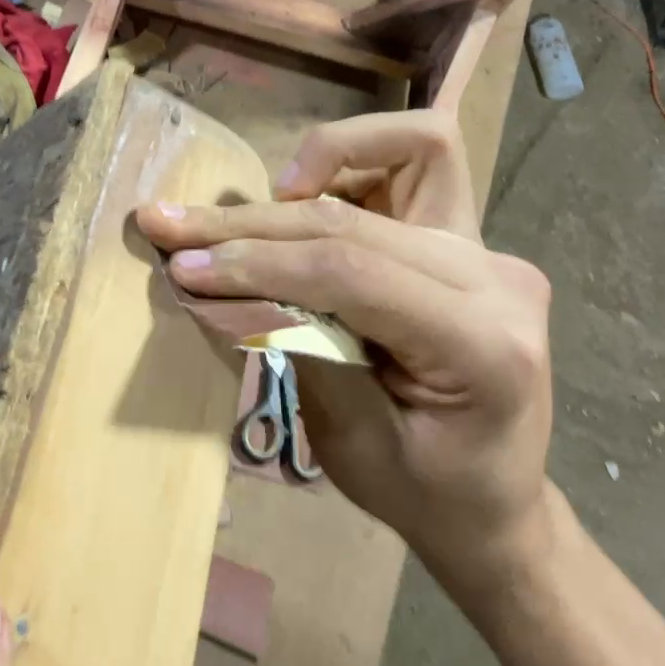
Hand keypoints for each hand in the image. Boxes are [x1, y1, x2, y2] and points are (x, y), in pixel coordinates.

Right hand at [135, 111, 557, 585]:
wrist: (490, 502)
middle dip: (248, 224)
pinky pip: (409, 163)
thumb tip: (216, 286)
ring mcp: (487, 249)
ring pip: (387, 168)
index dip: (256, 262)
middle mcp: (497, 279)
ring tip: (234, 215)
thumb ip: (297, 347)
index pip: (352, 271)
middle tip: (168, 224)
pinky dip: (344, 167)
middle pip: (352, 219)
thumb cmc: (422, 490)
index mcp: (485, 343)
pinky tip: (295, 199)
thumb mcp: (351, 441)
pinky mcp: (467, 235)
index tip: (181, 266)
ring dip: (298, 179)